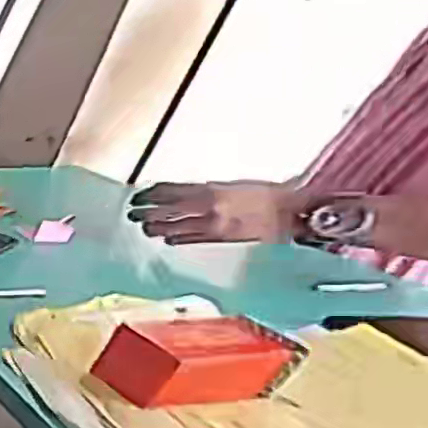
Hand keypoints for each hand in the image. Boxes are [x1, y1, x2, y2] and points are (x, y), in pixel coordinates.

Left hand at [128, 181, 298, 243]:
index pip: (171, 191)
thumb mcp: (230, 186)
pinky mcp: (220, 240)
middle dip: (147, 212)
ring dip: (156, 228)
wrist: (295, 212)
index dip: (151, 194)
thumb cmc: (264, 196)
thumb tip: (176, 195)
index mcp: (211, 191)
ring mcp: (213, 226)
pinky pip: (191, 240)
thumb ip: (203, 191)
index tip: (138, 196)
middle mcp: (209, 208)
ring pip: (175, 228)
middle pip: (166, 211)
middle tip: (132, 213)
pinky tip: (166, 239)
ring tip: (144, 227)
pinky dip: (176, 239)